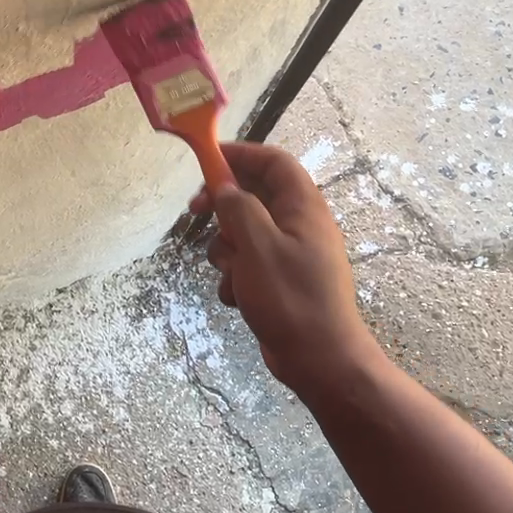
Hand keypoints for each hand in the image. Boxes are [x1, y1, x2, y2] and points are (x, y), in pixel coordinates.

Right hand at [188, 142, 382, 392]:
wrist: (319, 358)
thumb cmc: (291, 297)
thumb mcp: (258, 246)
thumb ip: (238, 209)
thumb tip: (227, 188)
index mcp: (303, 207)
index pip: (273, 162)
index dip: (241, 154)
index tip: (207, 159)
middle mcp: (299, 225)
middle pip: (254, 196)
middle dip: (223, 207)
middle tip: (194, 211)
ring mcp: (290, 254)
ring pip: (244, 233)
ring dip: (226, 250)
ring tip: (231, 273)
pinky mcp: (280, 281)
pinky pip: (248, 265)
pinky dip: (236, 277)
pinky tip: (238, 298)